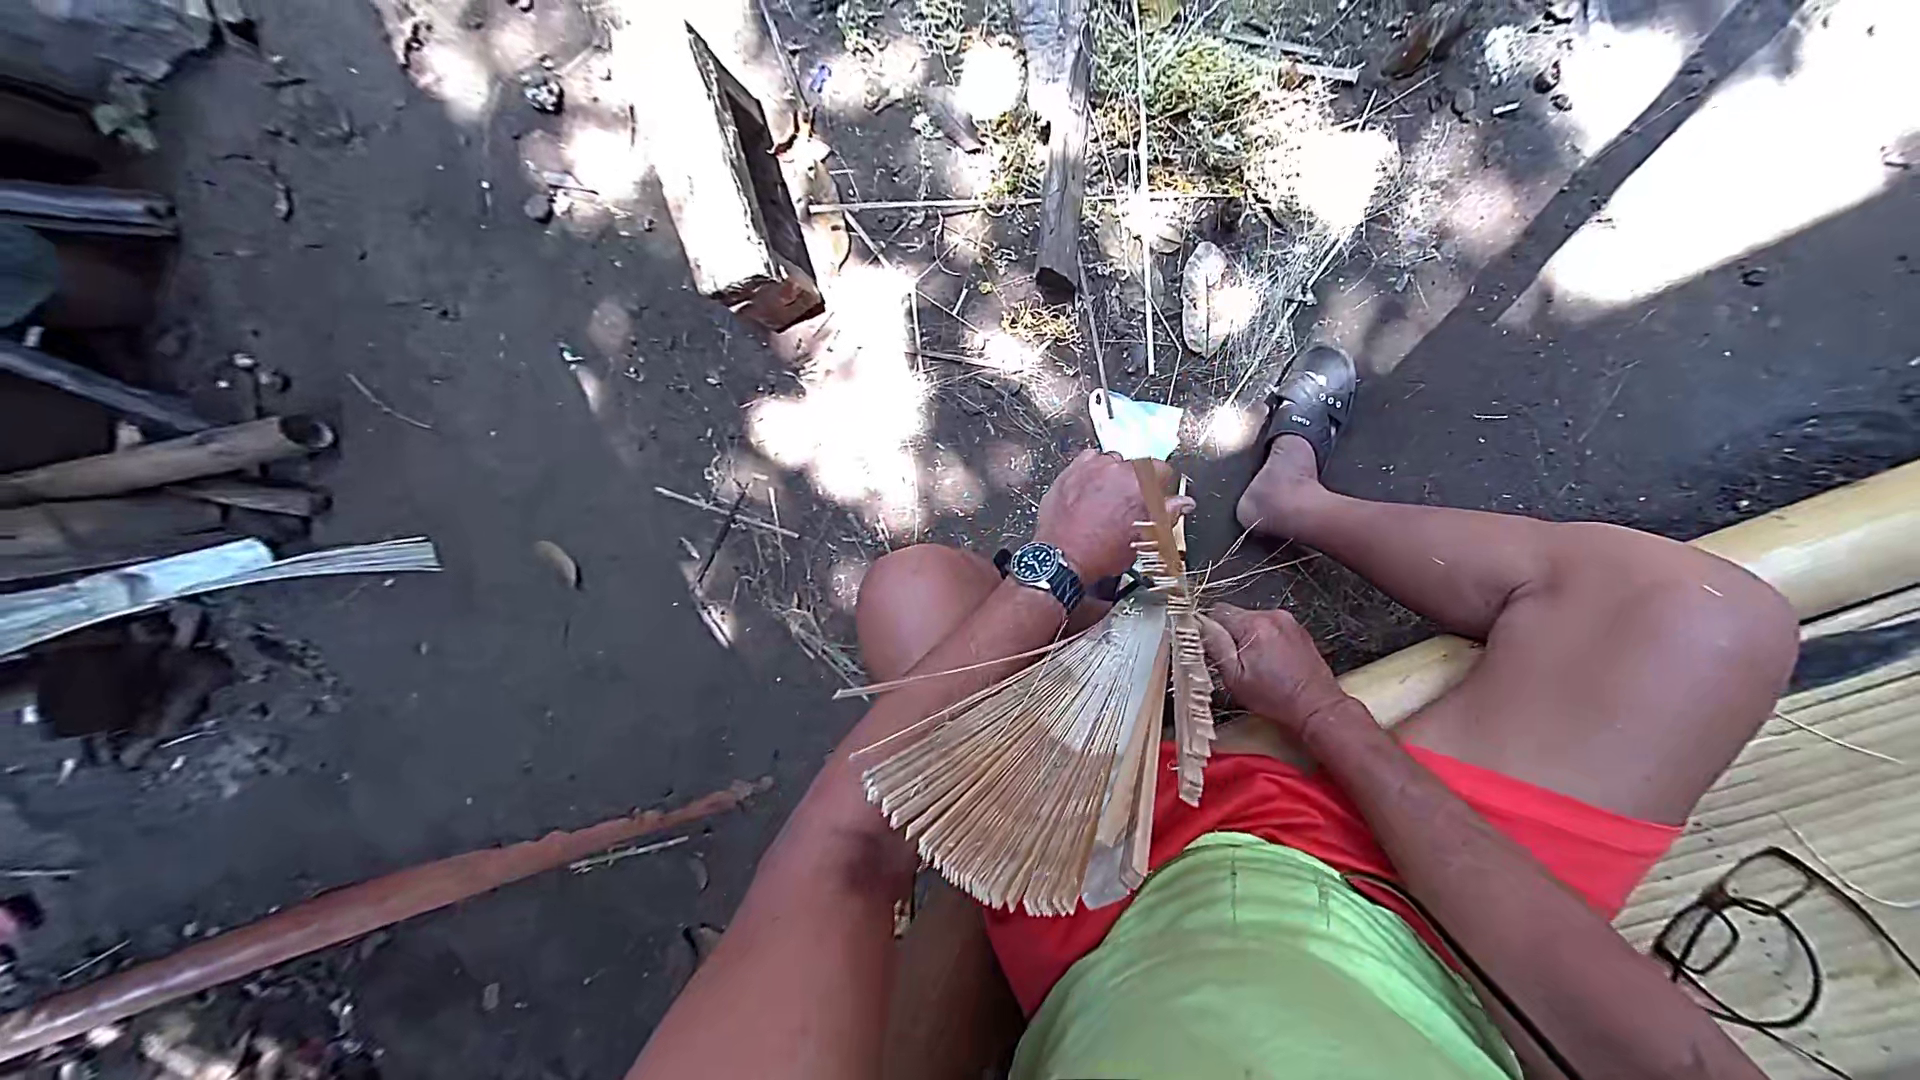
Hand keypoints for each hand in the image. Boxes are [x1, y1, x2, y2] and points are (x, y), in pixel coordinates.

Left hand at [1033, 451, 1192, 579]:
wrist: (1062, 557)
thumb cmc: (1101, 552)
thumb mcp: (1143, 538)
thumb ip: (1167, 514)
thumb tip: (1184, 502)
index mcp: (1140, 483)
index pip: (1161, 470)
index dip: (1160, 485)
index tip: (1154, 497)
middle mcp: (1116, 469)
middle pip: (1135, 465)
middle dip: (1135, 481)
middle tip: (1127, 504)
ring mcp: (1090, 468)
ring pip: (1110, 462)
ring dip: (1112, 475)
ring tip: (1106, 499)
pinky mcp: (1069, 472)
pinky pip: (1087, 461)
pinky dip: (1091, 471)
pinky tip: (1089, 490)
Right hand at [1199, 603, 1351, 737]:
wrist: (1318, 708)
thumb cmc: (1276, 698)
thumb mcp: (1234, 677)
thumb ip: (1215, 646)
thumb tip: (1199, 624)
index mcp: (1255, 625)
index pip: (1217, 611)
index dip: (1211, 630)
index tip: (1216, 650)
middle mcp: (1273, 615)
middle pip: (1235, 615)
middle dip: (1230, 635)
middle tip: (1237, 663)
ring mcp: (1288, 620)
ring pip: (1251, 621)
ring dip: (1247, 638)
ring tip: (1256, 665)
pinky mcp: (1297, 629)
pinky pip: (1268, 627)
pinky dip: (1264, 640)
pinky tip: (1270, 662)